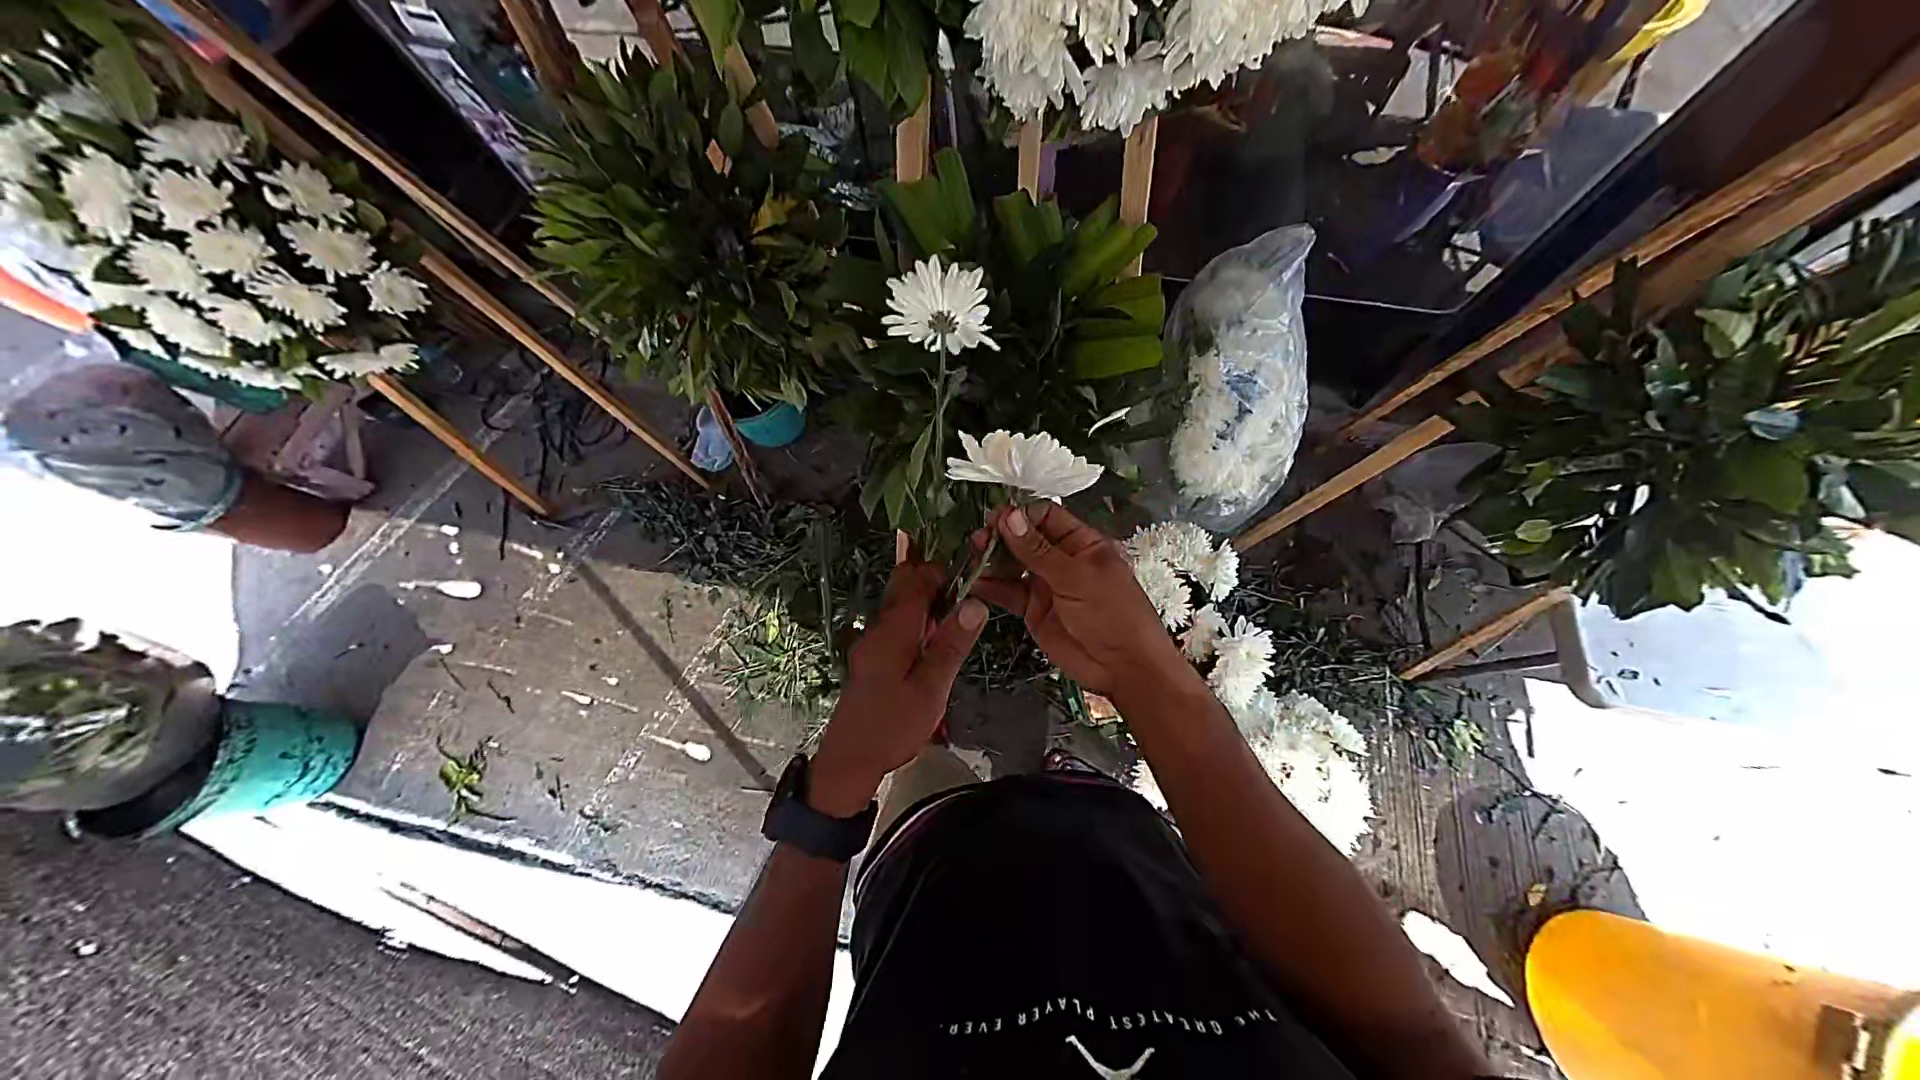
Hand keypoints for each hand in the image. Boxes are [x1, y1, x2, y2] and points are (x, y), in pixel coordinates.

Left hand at [809, 555, 986, 816]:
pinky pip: (895, 626)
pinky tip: (934, 638)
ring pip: (899, 607)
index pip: (916, 583)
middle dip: (932, 580)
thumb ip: (951, 644)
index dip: (941, 572)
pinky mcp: (871, 659)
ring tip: (956, 611)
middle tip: (965, 588)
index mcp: (892, 632)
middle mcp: (878, 631)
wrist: (849, 761)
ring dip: (925, 601)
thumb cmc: (892, 727)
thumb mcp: (931, 688)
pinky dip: (917, 621)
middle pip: (902, 588)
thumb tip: (975, 603)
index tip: (970, 575)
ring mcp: (871, 644)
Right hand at [968, 503, 1198, 701]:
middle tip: (980, 538)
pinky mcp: (1034, 610)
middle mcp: (1062, 560)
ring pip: (1013, 565)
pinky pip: (1009, 593)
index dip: (1021, 516)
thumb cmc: (1113, 615)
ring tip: (974, 556)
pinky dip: (991, 587)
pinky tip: (975, 581)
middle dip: (1002, 537)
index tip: (997, 519)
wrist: (1124, 668)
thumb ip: (1039, 550)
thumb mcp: (1077, 578)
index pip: (1046, 517)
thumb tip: (1010, 517)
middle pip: (1025, 540)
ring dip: (993, 559)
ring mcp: (1046, 585)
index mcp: (1082, 543)